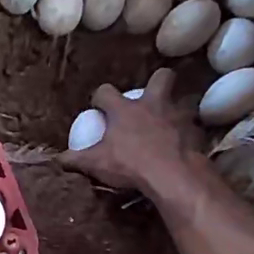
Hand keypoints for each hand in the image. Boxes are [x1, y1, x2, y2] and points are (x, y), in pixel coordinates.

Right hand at [58, 68, 207, 192]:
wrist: (172, 175)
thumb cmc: (129, 164)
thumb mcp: (95, 164)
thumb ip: (74, 159)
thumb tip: (57, 159)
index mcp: (124, 110)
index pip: (106, 92)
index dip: (100, 97)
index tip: (98, 107)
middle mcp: (153, 105)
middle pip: (161, 78)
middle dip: (157, 82)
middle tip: (150, 98)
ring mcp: (178, 116)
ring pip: (182, 102)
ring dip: (176, 111)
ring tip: (170, 124)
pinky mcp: (196, 132)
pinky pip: (194, 128)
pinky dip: (188, 135)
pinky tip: (183, 146)